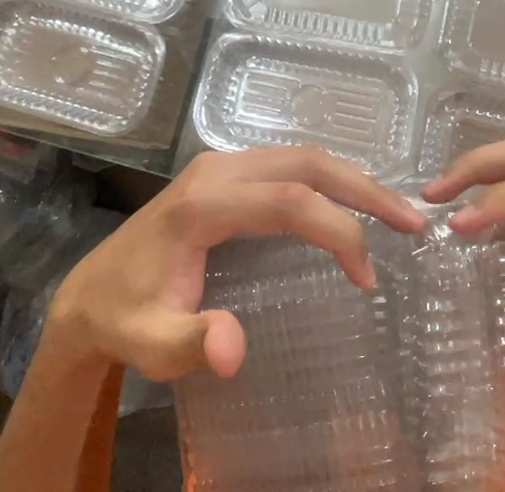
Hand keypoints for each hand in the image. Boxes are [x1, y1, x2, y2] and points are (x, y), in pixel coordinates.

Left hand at [49, 147, 425, 383]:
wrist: (92, 291)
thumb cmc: (125, 318)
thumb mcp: (149, 344)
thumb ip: (188, 343)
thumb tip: (232, 349)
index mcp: (200, 206)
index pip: (287, 202)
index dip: (336, 232)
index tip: (367, 278)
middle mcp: (215, 171)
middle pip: (303, 162)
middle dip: (363, 189)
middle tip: (413, 222)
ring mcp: (220, 166)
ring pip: (300, 156)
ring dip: (351, 181)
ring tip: (396, 214)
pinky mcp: (224, 173)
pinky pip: (288, 165)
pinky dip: (328, 181)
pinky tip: (351, 206)